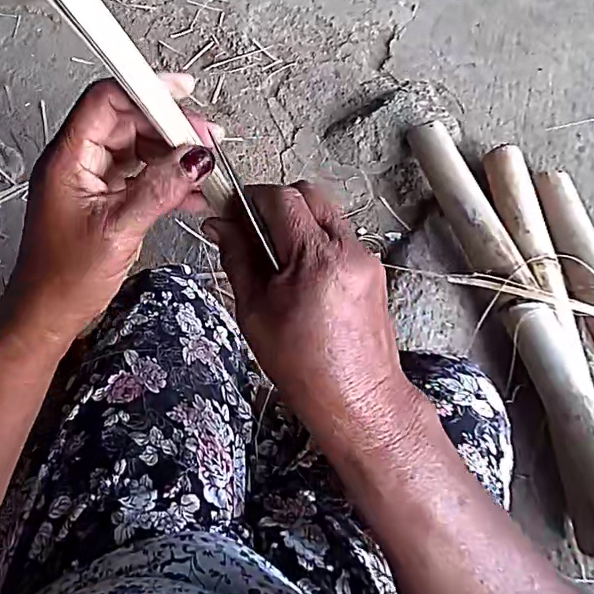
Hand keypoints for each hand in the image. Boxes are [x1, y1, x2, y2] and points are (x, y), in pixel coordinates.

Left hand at [6, 75, 216, 334]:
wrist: (49, 314)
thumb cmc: (62, 279)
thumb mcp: (118, 230)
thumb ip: (158, 189)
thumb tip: (193, 158)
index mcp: (68, 158)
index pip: (106, 100)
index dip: (145, 90)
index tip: (180, 92)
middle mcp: (79, 161)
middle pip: (128, 120)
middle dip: (170, 126)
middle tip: (204, 139)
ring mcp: (93, 178)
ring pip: (139, 147)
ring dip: (174, 154)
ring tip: (204, 166)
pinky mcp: (107, 196)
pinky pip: (142, 174)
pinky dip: (168, 179)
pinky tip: (191, 191)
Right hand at [208, 182, 421, 450]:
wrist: (358, 399)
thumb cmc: (305, 367)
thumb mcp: (254, 311)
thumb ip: (237, 258)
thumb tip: (221, 227)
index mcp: (316, 259)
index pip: (282, 199)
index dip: (251, 198)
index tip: (231, 209)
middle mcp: (348, 250)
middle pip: (308, 194)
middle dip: (274, 203)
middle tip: (250, 228)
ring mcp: (366, 258)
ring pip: (325, 213)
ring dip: (295, 221)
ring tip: (274, 255)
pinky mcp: (372, 268)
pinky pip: (338, 235)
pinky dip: (313, 240)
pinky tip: (297, 271)